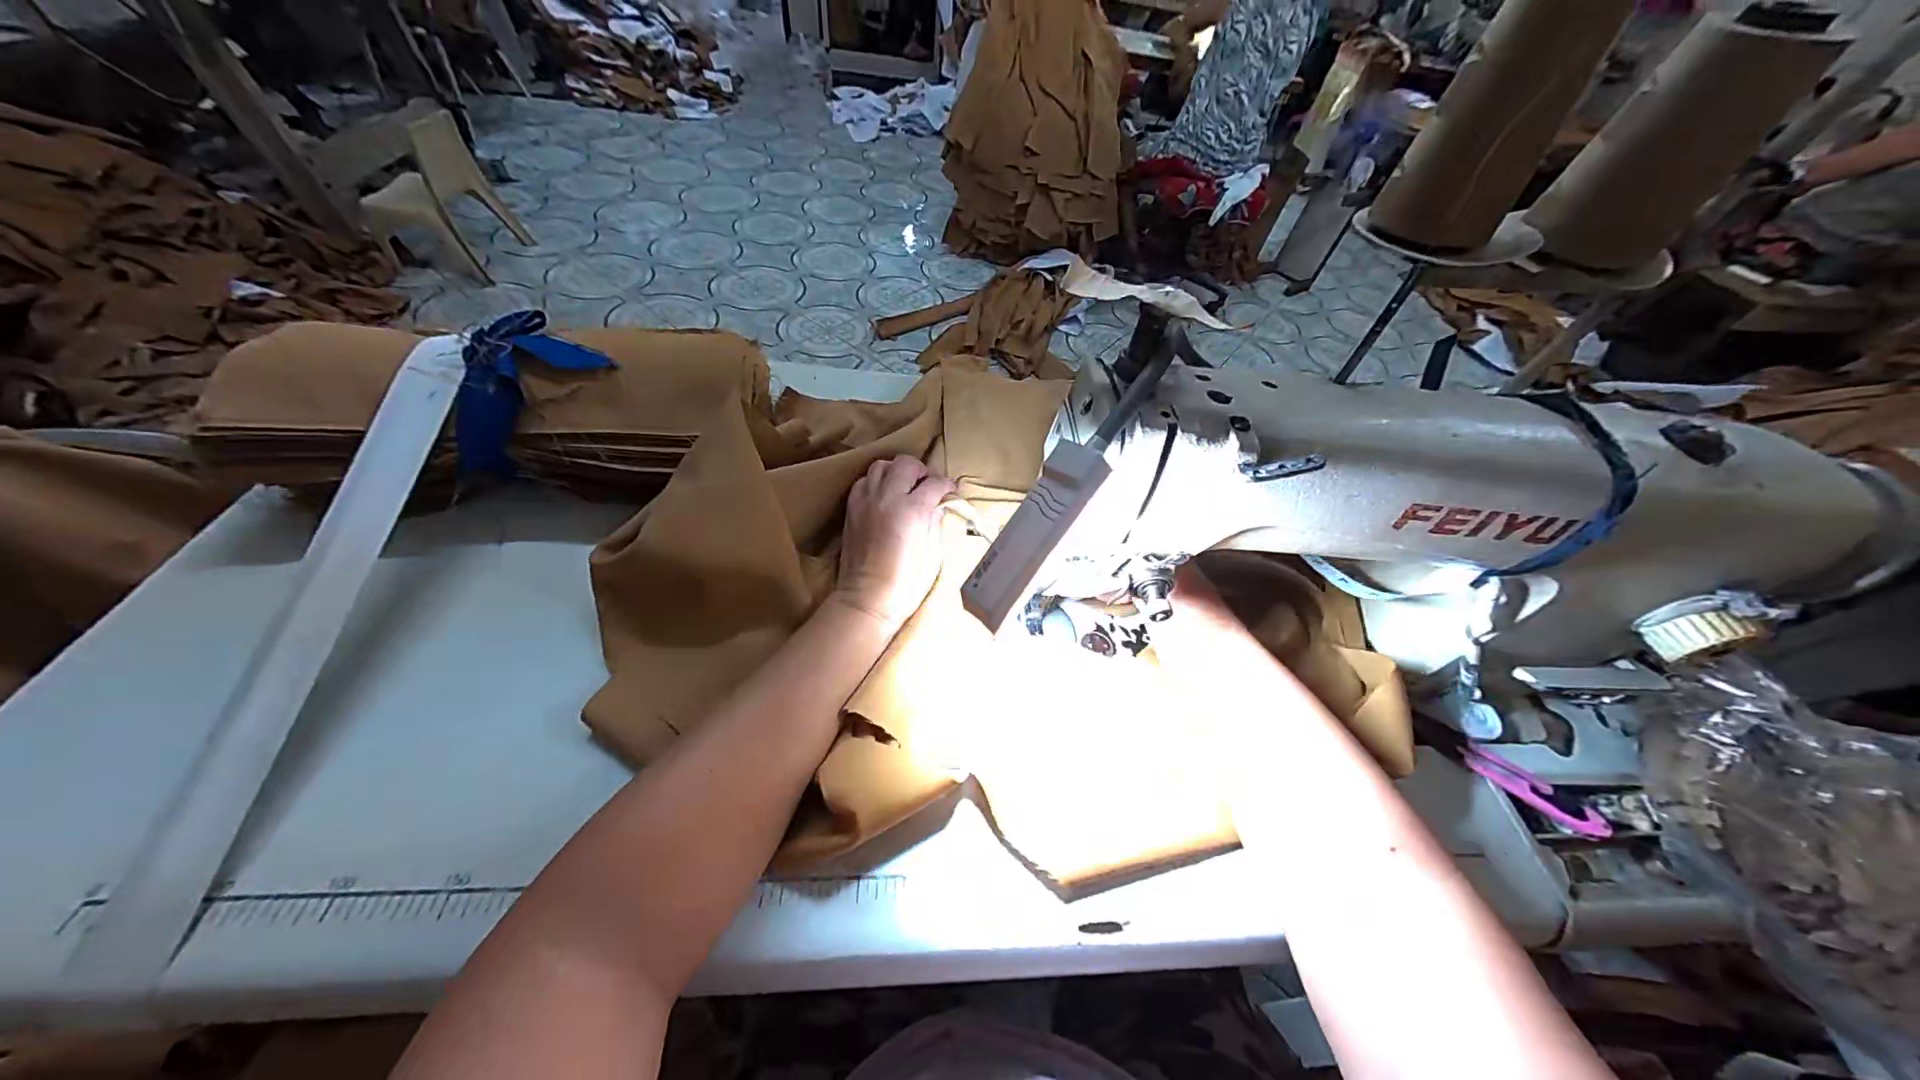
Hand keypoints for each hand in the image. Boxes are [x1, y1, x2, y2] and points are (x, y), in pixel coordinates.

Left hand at [832, 456, 954, 630]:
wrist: (867, 599)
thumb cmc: (906, 584)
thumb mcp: (933, 554)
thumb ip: (936, 523)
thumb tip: (938, 507)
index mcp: (913, 510)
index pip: (935, 483)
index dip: (947, 487)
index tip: (951, 494)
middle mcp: (888, 497)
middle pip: (907, 464)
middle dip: (922, 472)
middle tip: (928, 486)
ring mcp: (866, 500)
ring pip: (882, 465)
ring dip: (897, 472)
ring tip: (904, 487)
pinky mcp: (852, 508)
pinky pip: (864, 481)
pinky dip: (876, 482)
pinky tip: (884, 496)